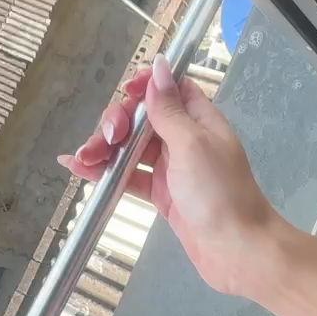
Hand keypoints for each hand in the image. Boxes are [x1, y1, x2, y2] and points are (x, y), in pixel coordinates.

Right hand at [59, 55, 289, 298]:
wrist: (236, 250)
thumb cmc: (219, 193)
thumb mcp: (192, 144)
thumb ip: (169, 108)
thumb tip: (160, 65)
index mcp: (200, 120)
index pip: (171, 89)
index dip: (146, 85)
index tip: (125, 91)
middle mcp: (186, 139)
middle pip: (143, 117)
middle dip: (118, 122)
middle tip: (108, 139)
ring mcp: (172, 168)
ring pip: (131, 147)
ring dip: (104, 148)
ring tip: (84, 159)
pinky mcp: (162, 194)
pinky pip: (128, 176)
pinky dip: (105, 171)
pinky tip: (81, 168)